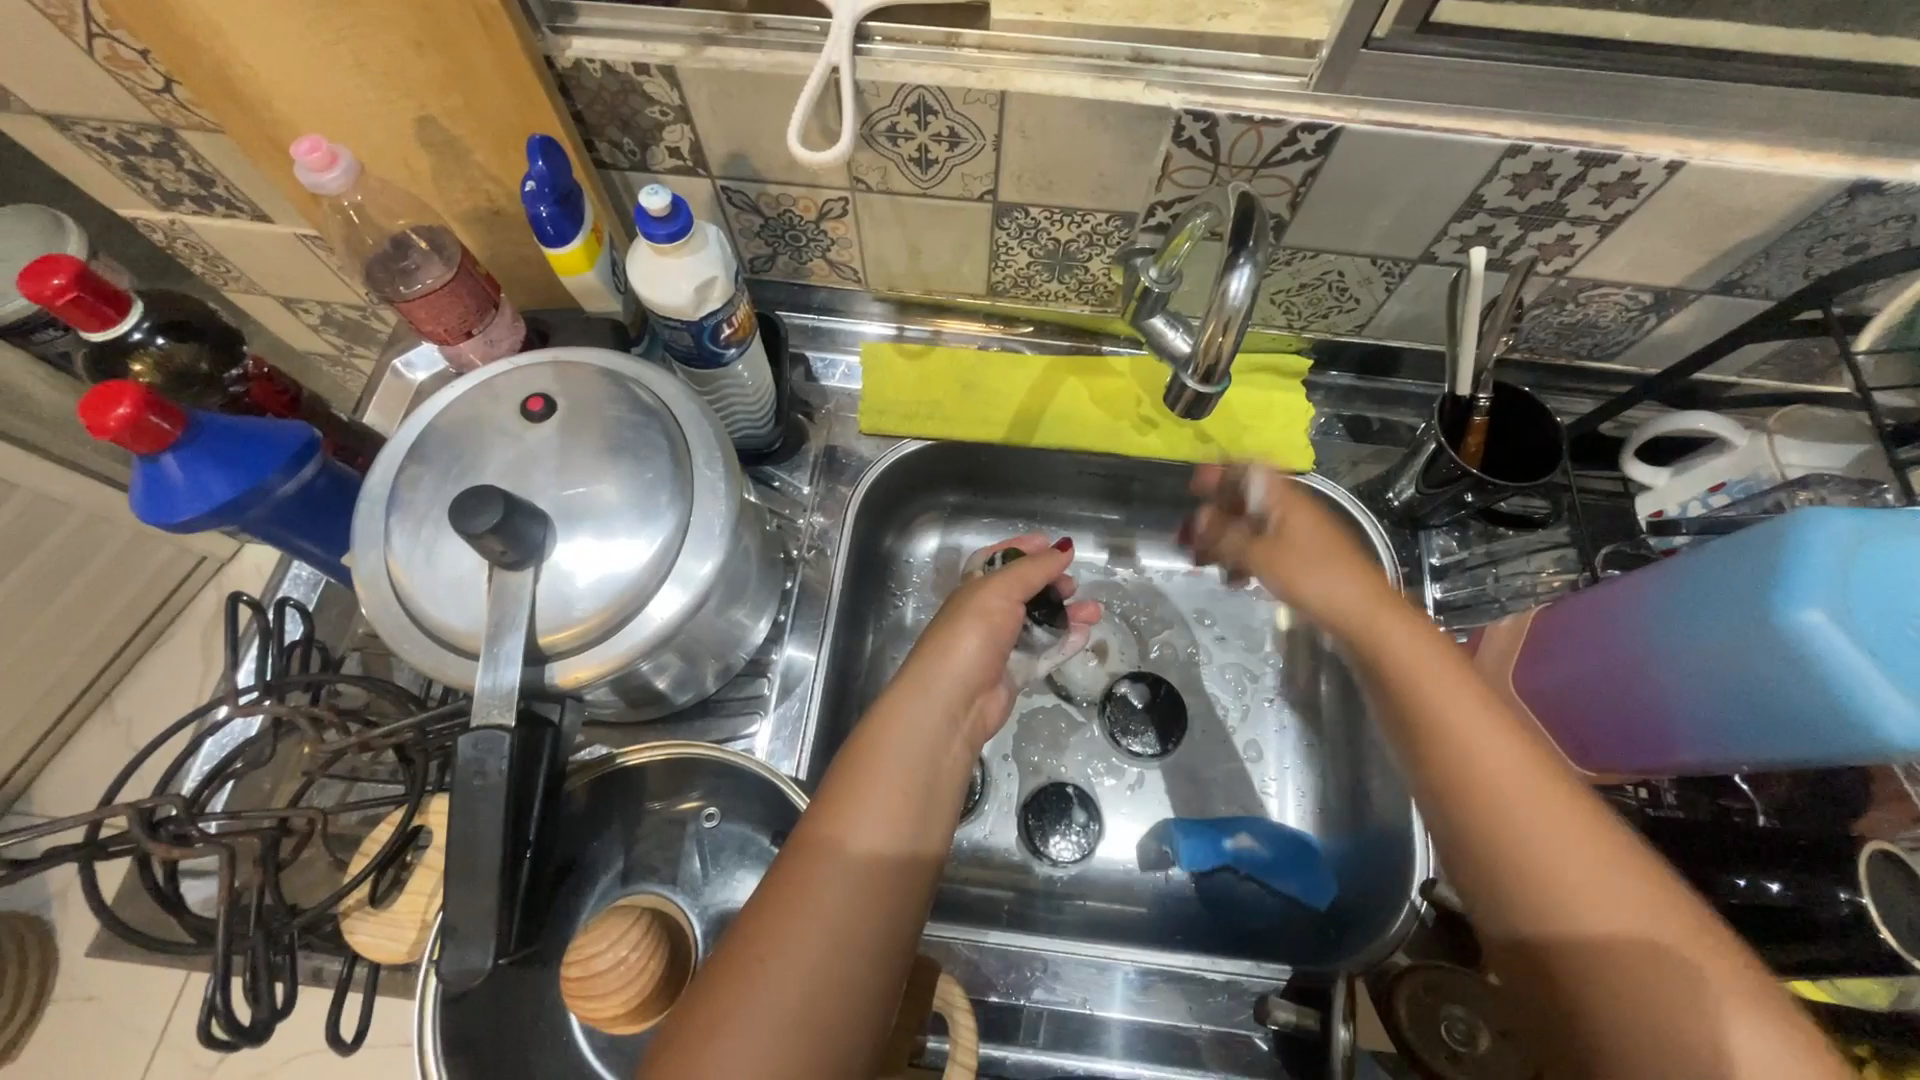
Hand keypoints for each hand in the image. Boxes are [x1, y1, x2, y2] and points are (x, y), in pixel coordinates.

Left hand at [881, 535, 1101, 752]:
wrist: (954, 699)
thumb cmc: (972, 633)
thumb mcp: (1001, 589)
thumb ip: (1035, 568)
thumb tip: (1065, 547)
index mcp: (973, 588)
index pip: (995, 560)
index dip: (1020, 550)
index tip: (1049, 544)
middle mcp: (986, 614)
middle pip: (1023, 592)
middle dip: (1050, 584)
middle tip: (1072, 584)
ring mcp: (1000, 645)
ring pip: (1039, 623)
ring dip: (1067, 614)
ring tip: (1094, 610)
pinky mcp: (1014, 673)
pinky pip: (1044, 652)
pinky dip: (1065, 641)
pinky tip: (1086, 633)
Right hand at [1181, 465, 1400, 638]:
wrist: (1362, 612)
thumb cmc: (1312, 576)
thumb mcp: (1259, 556)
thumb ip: (1225, 535)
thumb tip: (1198, 517)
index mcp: (1282, 498)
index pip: (1247, 470)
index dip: (1219, 473)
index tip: (1193, 488)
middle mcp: (1289, 509)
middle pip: (1244, 501)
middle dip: (1213, 517)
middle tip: (1188, 537)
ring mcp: (1296, 533)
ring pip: (1251, 527)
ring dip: (1224, 542)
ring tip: (1203, 563)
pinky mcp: (1300, 557)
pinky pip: (1263, 548)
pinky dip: (1243, 558)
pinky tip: (1232, 580)